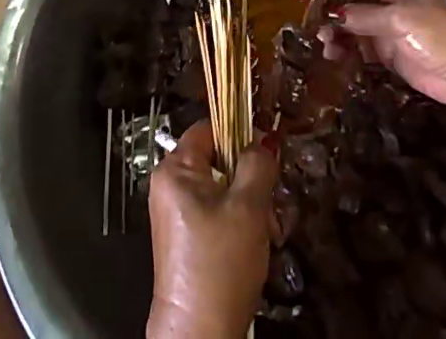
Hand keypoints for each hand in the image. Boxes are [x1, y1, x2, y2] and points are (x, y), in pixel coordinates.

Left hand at [147, 120, 275, 338]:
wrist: (201, 335)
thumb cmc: (220, 263)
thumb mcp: (248, 205)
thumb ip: (258, 162)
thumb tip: (266, 136)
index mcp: (175, 171)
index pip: (210, 126)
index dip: (241, 128)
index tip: (270, 144)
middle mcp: (172, 187)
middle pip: (220, 157)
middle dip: (253, 172)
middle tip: (273, 190)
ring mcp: (180, 213)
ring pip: (226, 185)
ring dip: (254, 198)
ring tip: (272, 222)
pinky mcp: (192, 237)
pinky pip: (222, 209)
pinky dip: (244, 218)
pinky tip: (263, 236)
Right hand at [314, 0, 445, 107]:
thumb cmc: (440, 35)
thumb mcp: (400, 19)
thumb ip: (364, 15)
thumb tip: (335, 14)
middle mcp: (397, 1)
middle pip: (358, 0)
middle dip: (336, 11)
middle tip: (316, 25)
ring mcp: (395, 27)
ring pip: (358, 25)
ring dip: (340, 33)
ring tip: (325, 46)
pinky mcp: (394, 52)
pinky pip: (365, 47)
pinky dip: (349, 50)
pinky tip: (335, 57)